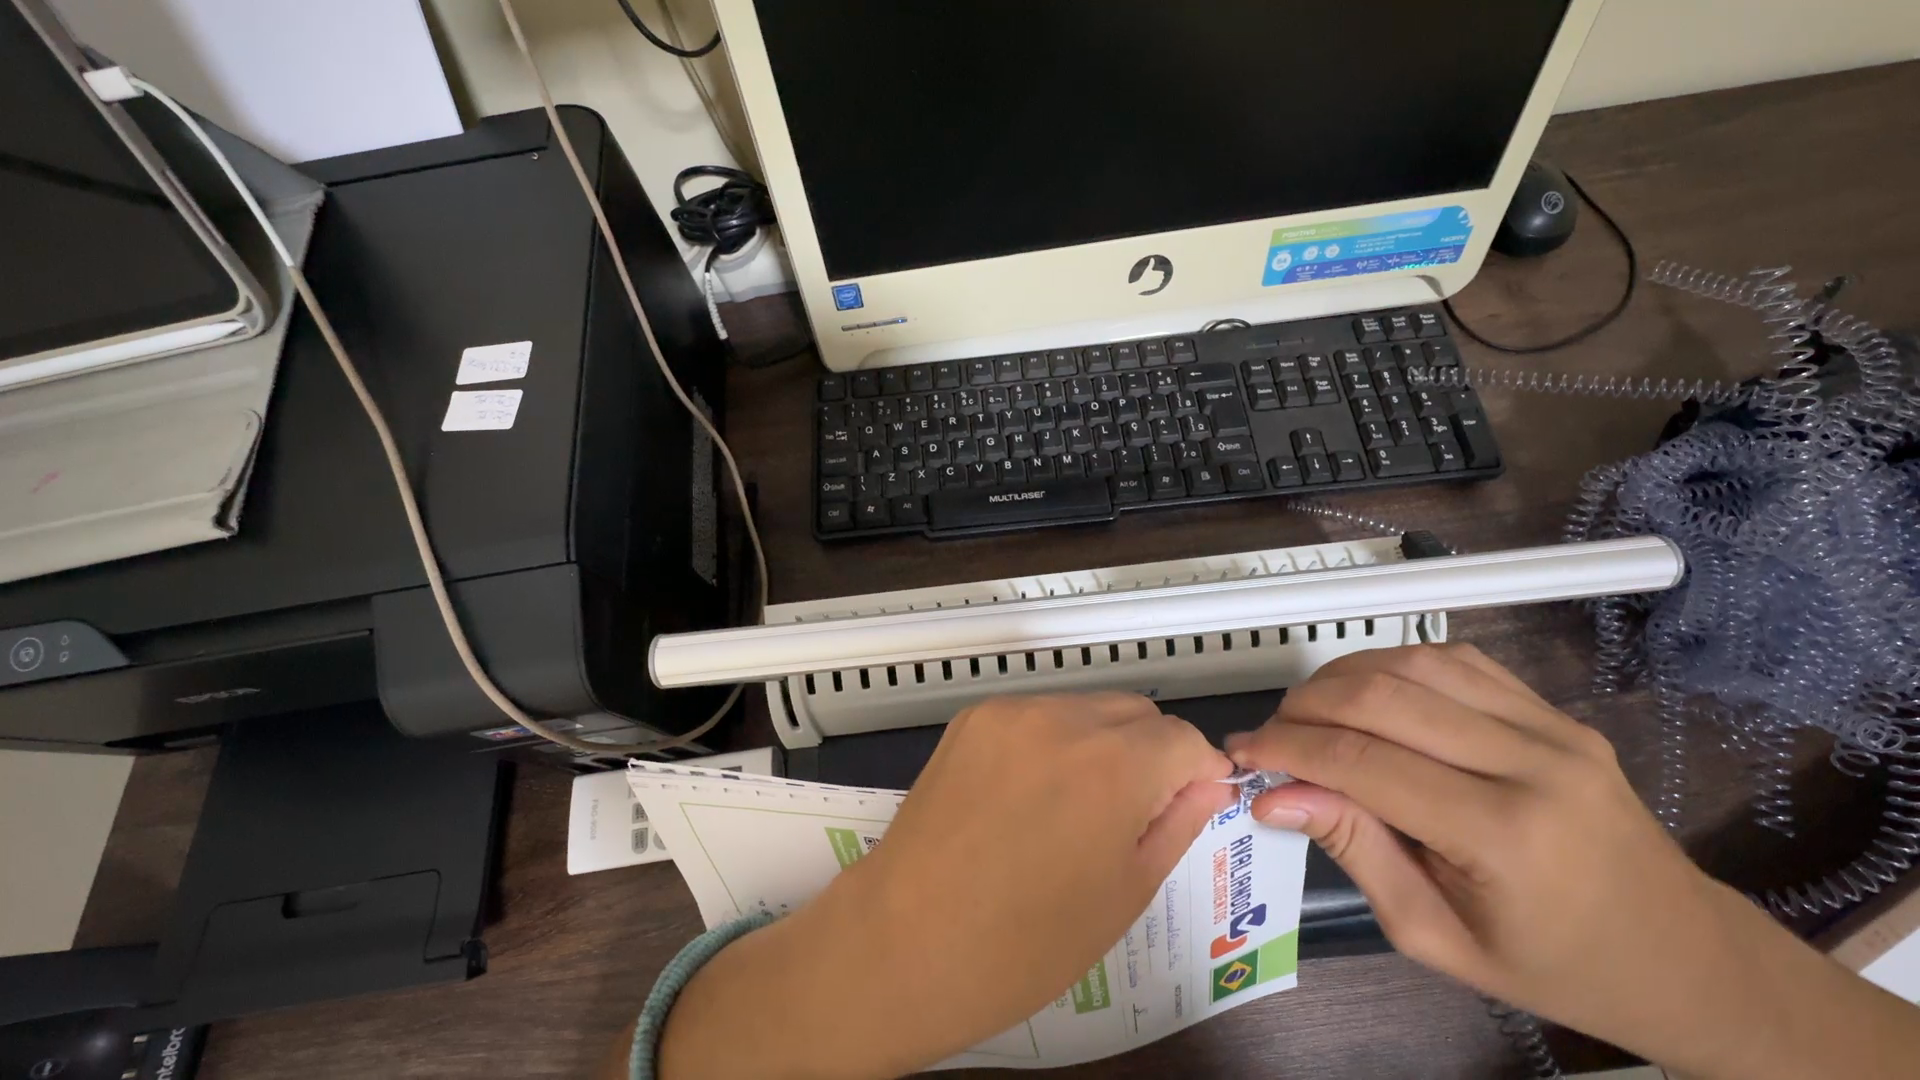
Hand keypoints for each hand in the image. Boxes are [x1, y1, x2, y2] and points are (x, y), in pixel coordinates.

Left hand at [656, 693, 1232, 1079]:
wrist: (904, 942)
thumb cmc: (1024, 943)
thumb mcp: (1124, 893)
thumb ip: (1176, 824)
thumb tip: (1206, 783)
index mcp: (1113, 766)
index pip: (1185, 739)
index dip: (1197, 773)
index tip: (1188, 805)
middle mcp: (1062, 720)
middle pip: (1137, 712)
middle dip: (1152, 753)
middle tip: (1133, 814)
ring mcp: (1009, 713)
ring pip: (1087, 708)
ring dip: (1102, 743)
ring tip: (1076, 809)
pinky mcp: (970, 720)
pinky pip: (1037, 715)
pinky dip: (1053, 743)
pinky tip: (1031, 797)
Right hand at [1226, 644, 1919, 1079]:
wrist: (1681, 955)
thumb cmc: (1551, 965)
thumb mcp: (1433, 935)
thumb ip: (1353, 850)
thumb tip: (1276, 796)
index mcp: (1504, 833)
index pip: (1363, 760)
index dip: (1287, 749)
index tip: (1241, 755)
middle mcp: (1533, 760)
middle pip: (1384, 695)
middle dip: (1304, 706)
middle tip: (1269, 736)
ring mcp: (1553, 726)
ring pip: (1415, 660)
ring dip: (1343, 677)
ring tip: (1307, 713)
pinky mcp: (1556, 711)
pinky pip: (1457, 661)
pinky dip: (1392, 666)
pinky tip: (1367, 696)